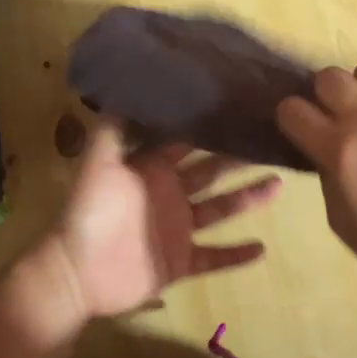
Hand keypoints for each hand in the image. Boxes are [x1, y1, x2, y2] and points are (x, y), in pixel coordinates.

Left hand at [46, 119, 280, 318]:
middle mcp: (169, 192)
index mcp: (152, 167)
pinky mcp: (180, 261)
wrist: (76, 274)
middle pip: (211, 171)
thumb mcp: (98, 163)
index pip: (187, 140)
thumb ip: (113, 127)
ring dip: (248, 198)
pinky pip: (214, 257)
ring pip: (220, 209)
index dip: (211, 126)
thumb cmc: (89, 213)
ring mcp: (177, 228)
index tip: (239, 107)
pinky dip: (236, 255)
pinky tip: (263, 248)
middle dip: (239, 157)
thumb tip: (126, 83)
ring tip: (280, 184)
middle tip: (272, 140)